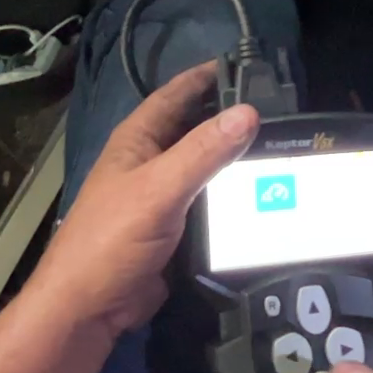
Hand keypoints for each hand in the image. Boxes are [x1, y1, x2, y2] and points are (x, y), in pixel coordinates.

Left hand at [26, 63, 258, 339]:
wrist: (89, 307)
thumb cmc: (112, 239)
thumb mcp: (159, 189)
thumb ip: (203, 152)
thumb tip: (249, 112)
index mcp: (137, 140)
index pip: (175, 94)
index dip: (206, 76)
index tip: (246, 65)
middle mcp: (149, 160)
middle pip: (195, 129)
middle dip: (230, 117)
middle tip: (280, 110)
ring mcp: (161, 194)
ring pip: (205, 166)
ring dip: (235, 158)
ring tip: (282, 147)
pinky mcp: (175, 227)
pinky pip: (209, 201)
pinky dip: (233, 195)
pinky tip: (265, 194)